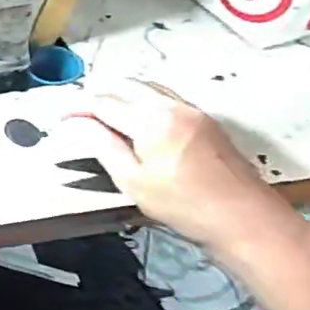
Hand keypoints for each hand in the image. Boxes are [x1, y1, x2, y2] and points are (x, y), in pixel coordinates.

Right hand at [61, 79, 306, 266]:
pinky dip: (144, 103)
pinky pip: (167, 99)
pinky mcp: (207, 121)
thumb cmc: (184, 205)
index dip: (78, 109)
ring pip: (148, 89)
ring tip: (105, 119)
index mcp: (152, 119)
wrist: (247, 221)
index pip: (104, 103)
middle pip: (126, 87)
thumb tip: (78, 123)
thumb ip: (102, 145)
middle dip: (99, 98)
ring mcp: (194, 111)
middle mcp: (173, 106)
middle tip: (80, 118)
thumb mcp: (132, 180)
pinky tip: (138, 124)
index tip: (62, 120)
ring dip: (122, 98)